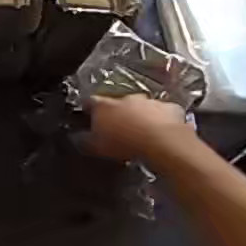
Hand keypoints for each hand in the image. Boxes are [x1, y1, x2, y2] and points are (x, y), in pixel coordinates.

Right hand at [81, 94, 195, 162]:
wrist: (161, 142)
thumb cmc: (123, 143)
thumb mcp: (96, 147)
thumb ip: (83, 140)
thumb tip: (75, 137)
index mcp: (104, 106)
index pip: (90, 102)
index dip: (88, 109)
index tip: (87, 116)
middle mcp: (126, 98)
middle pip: (117, 103)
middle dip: (116, 113)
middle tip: (117, 128)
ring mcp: (149, 101)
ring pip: (141, 107)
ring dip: (139, 116)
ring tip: (140, 132)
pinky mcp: (169, 108)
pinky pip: (163, 112)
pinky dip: (160, 120)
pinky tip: (162, 131)